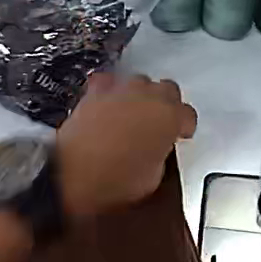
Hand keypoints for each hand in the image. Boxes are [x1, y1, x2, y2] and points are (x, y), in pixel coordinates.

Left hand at [55, 73, 197, 218]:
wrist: (72, 176)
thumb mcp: (153, 177)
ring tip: (136, 113)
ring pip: (141, 81)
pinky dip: (113, 90)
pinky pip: (110, 82)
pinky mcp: (95, 93)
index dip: (185, 126)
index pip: (188, 114)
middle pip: (168, 89)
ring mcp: (120, 91)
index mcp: (169, 118)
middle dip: (167, 104)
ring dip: (142, 95)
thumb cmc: (114, 180)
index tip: (181, 134)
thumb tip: (157, 151)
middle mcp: (148, 97)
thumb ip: (162, 155)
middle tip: (161, 122)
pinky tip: (111, 102)